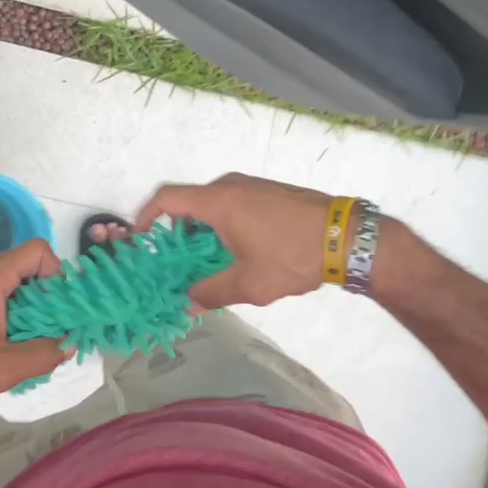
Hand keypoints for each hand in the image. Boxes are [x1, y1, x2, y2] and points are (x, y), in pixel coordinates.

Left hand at [0, 238, 71, 405]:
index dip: (57, 274)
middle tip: (54, 331)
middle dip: (49, 297)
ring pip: (18, 284)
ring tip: (36, 343)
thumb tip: (69, 342)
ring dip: (33, 310)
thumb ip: (43, 354)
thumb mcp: (4, 368)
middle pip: (31, 267)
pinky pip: (3, 297)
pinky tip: (15, 345)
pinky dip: (17, 315)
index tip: (60, 310)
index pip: (38, 250)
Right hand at [133, 173, 331, 309]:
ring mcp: (251, 186)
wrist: (348, 237)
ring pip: (212, 205)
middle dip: (176, 232)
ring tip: (208, 263)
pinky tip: (238, 252)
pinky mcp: (268, 192)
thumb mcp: (250, 283)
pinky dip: (223, 224)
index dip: (146, 216)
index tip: (140, 238)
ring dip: (202, 230)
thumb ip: (212, 292)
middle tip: (176, 262)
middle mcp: (229, 186)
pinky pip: (232, 204)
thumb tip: (187, 301)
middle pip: (189, 202)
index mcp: (217, 201)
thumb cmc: (292, 256)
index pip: (167, 198)